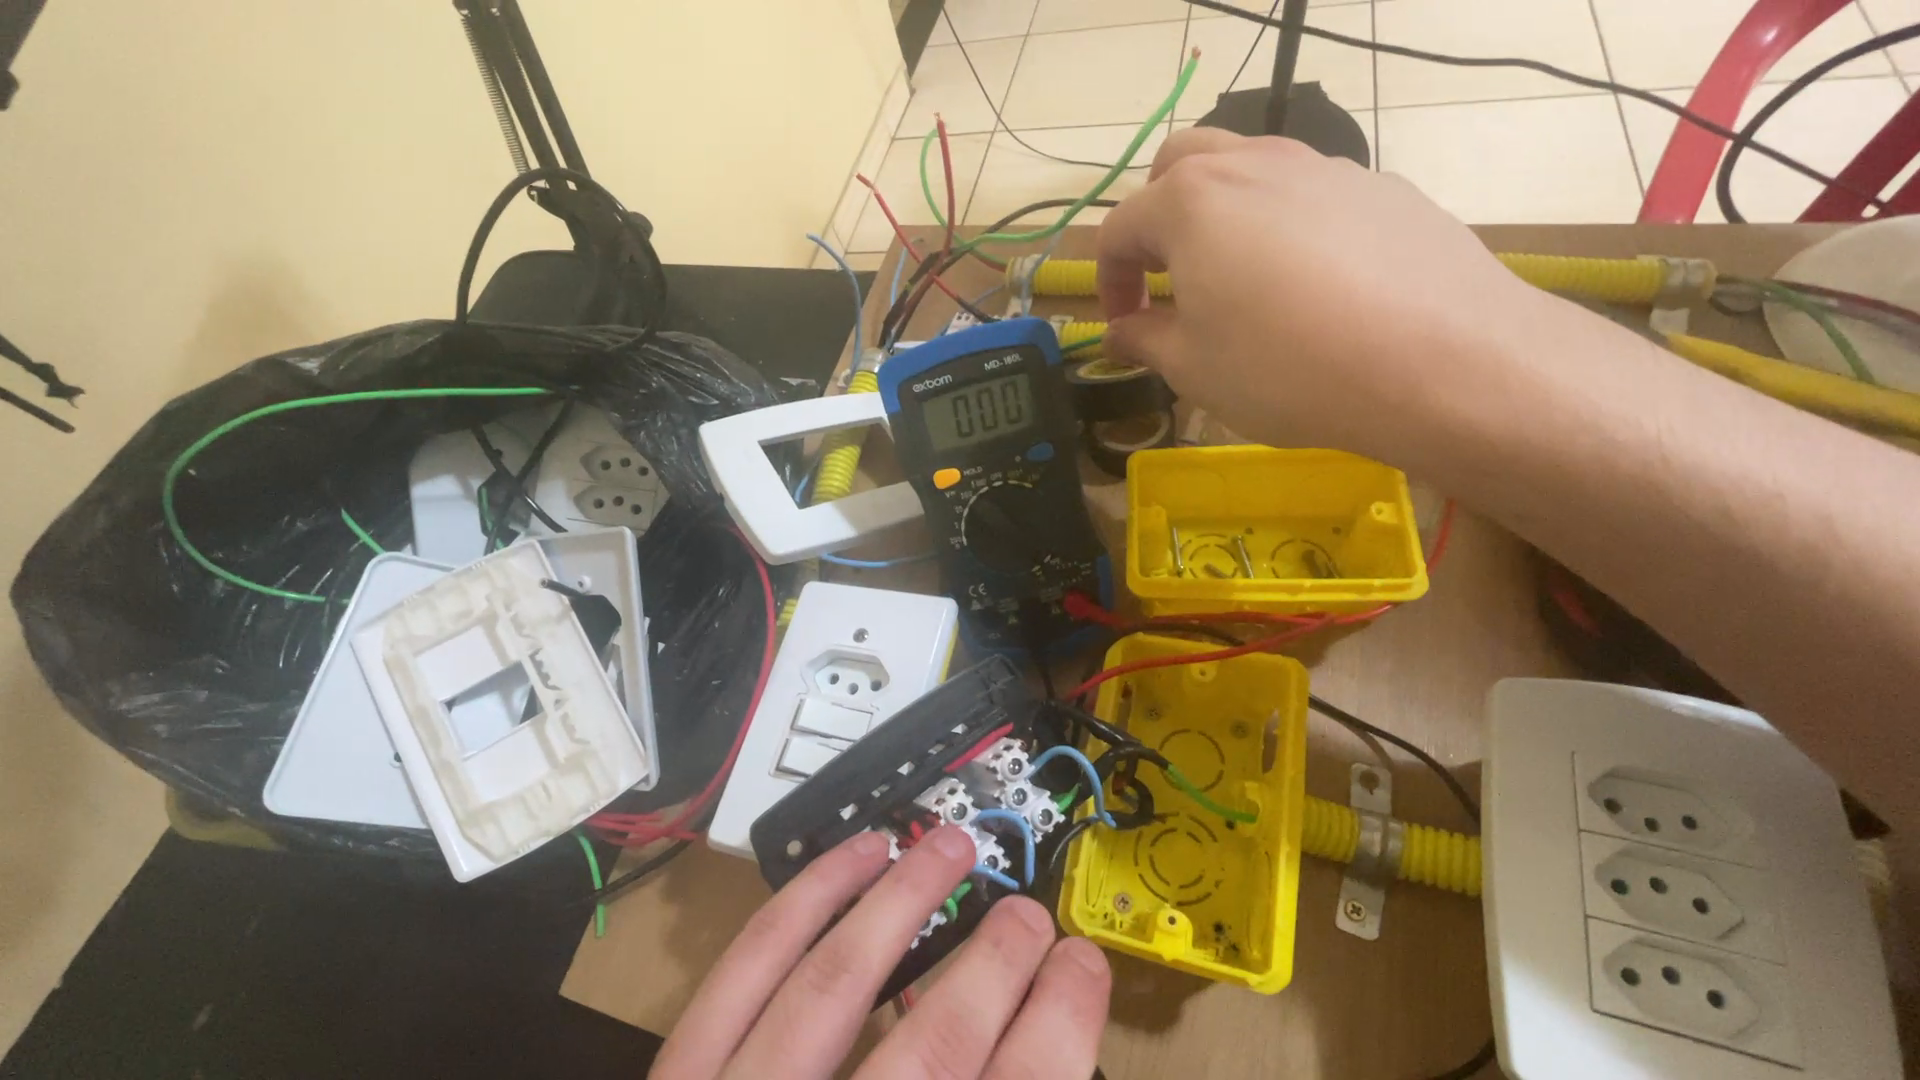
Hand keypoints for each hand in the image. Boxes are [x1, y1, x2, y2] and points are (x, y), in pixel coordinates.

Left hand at [650, 827, 1110, 1079]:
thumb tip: (1051, 1055)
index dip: (1060, 1027)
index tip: (1083, 966)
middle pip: (933, 1048)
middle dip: (995, 965)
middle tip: (1028, 913)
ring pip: (834, 980)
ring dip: (902, 900)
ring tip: (950, 847)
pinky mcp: (683, 1075)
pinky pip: (749, 965)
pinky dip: (811, 897)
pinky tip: (859, 855)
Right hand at [1096, 127, 1548, 460]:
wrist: (1440, 361)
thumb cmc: (1286, 368)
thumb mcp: (1194, 368)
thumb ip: (1144, 341)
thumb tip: (1121, 332)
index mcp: (1190, 203)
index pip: (1120, 229)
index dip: (1109, 281)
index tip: (1123, 325)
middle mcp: (1252, 165)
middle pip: (1179, 166)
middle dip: (1156, 219)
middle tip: (1168, 279)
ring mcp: (1323, 169)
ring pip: (1249, 168)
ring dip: (1222, 214)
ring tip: (1238, 281)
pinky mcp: (1381, 188)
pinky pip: (1310, 195)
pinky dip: (1285, 226)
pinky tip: (1313, 289)